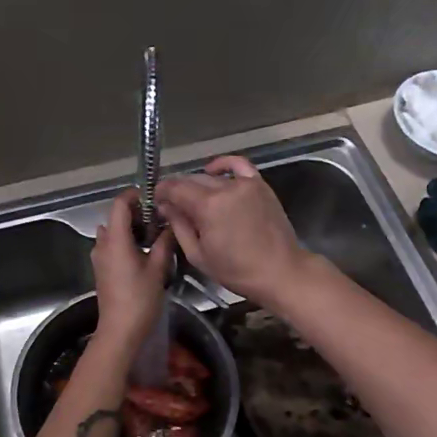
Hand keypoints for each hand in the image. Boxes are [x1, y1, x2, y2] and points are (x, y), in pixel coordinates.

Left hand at [92, 190, 173, 346]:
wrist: (120, 331)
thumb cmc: (140, 299)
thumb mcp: (158, 269)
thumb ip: (164, 243)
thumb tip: (172, 224)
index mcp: (115, 239)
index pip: (120, 204)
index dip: (136, 195)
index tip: (156, 198)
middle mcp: (102, 244)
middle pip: (116, 216)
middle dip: (138, 213)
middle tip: (162, 218)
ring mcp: (100, 257)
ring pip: (114, 231)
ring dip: (132, 228)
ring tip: (156, 235)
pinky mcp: (102, 269)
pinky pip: (113, 245)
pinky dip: (127, 241)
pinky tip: (145, 252)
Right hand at [158, 156, 315, 303]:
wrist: (280, 271)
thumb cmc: (237, 271)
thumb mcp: (199, 255)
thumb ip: (179, 226)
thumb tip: (166, 206)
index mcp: (208, 206)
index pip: (175, 188)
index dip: (161, 192)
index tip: (156, 201)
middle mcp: (225, 188)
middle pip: (192, 180)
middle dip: (178, 190)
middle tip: (173, 205)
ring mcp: (245, 184)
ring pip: (212, 176)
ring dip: (198, 184)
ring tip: (194, 199)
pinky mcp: (260, 185)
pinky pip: (238, 165)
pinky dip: (223, 165)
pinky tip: (213, 171)